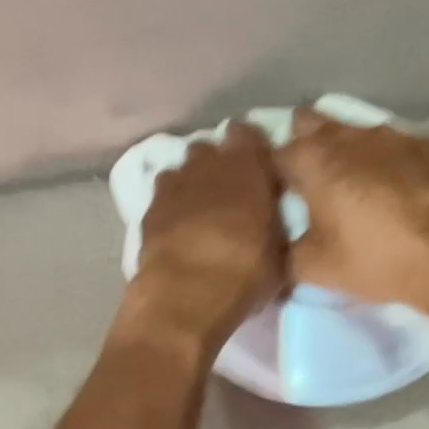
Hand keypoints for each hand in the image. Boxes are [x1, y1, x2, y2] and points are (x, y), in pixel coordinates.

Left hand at [125, 121, 285, 348]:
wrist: (186, 295)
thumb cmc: (246, 271)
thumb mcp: (280, 253)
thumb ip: (276, 226)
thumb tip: (276, 227)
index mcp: (247, 166)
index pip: (247, 133)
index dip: (252, 148)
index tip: (260, 168)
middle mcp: (207, 165)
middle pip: (210, 149)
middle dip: (219, 164)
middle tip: (232, 193)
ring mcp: (173, 185)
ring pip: (183, 170)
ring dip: (193, 183)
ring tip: (202, 211)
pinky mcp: (148, 210)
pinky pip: (163, 196)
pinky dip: (171, 206)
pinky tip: (178, 228)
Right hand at [275, 107, 428, 322]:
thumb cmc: (374, 261)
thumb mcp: (314, 269)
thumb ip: (282, 253)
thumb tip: (272, 249)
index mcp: (312, 160)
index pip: (272, 150)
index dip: (268, 169)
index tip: (272, 188)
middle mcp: (346, 136)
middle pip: (309, 122)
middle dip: (303, 142)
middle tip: (307, 178)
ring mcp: (389, 135)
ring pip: (353, 129)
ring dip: (345, 147)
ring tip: (352, 180)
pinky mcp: (424, 144)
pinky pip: (393, 143)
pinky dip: (385, 158)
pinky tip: (394, 183)